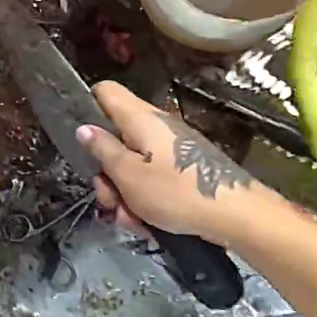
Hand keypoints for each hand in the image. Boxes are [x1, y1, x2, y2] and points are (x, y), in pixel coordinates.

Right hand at [77, 81, 292, 248]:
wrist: (235, 214)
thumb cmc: (176, 191)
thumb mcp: (128, 175)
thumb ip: (103, 150)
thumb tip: (83, 128)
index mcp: (140, 118)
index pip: (105, 92)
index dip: (86, 108)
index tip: (82, 142)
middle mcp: (156, 126)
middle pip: (116, 138)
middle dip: (107, 172)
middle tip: (108, 200)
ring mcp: (172, 147)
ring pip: (133, 165)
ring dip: (125, 193)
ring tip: (131, 220)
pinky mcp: (185, 168)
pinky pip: (153, 179)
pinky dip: (146, 199)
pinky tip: (149, 224)